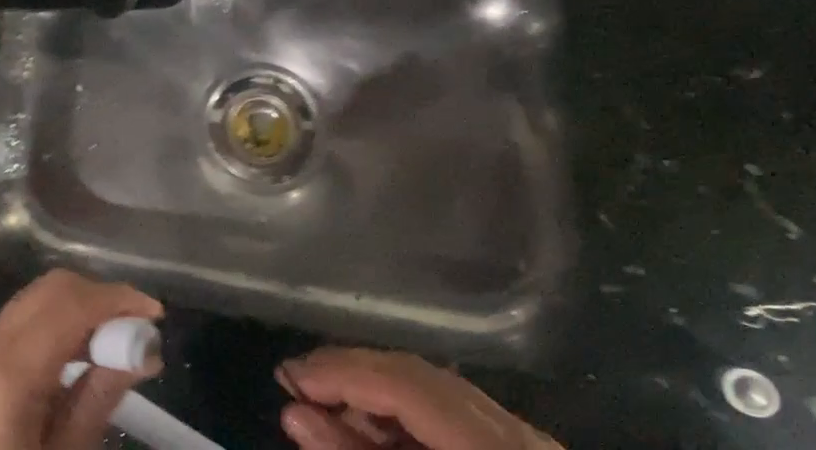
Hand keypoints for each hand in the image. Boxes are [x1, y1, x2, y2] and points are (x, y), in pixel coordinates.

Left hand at [0, 269, 163, 449]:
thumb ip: (100, 399)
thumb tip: (144, 352)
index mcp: (12, 369)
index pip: (71, 304)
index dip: (117, 299)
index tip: (155, 314)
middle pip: (53, 288)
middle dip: (100, 296)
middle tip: (138, 327)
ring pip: (38, 297)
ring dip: (80, 305)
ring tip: (117, 340)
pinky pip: (24, 319)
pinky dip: (58, 320)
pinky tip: (83, 350)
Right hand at [275, 347, 561, 449]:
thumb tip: (296, 415)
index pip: (409, 388)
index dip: (342, 373)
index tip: (286, 377)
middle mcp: (520, 439)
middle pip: (424, 380)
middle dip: (354, 376)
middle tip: (296, 384)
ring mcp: (529, 447)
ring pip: (440, 395)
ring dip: (378, 398)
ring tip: (326, 412)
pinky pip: (458, 421)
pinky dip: (408, 423)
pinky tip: (372, 436)